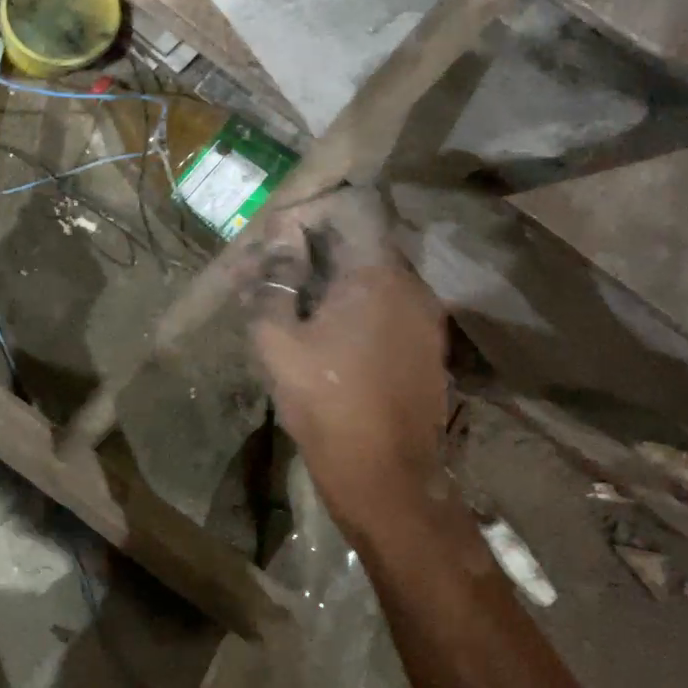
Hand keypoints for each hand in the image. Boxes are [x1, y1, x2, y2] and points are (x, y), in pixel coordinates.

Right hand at [239, 188, 451, 535]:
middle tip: (263, 266)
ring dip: (324, 276)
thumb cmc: (325, 400)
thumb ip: (273, 280)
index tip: (270, 233)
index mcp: (379, 276)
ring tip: (279, 297)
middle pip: (358, 241)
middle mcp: (412, 287)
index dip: (306, 211)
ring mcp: (424, 319)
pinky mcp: (423, 348)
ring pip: (368, 274)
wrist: (384, 478)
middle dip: (308, 245)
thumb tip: (275, 242)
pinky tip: (311, 325)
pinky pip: (380, 304)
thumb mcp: (276, 337)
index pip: (350, 209)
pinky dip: (345, 302)